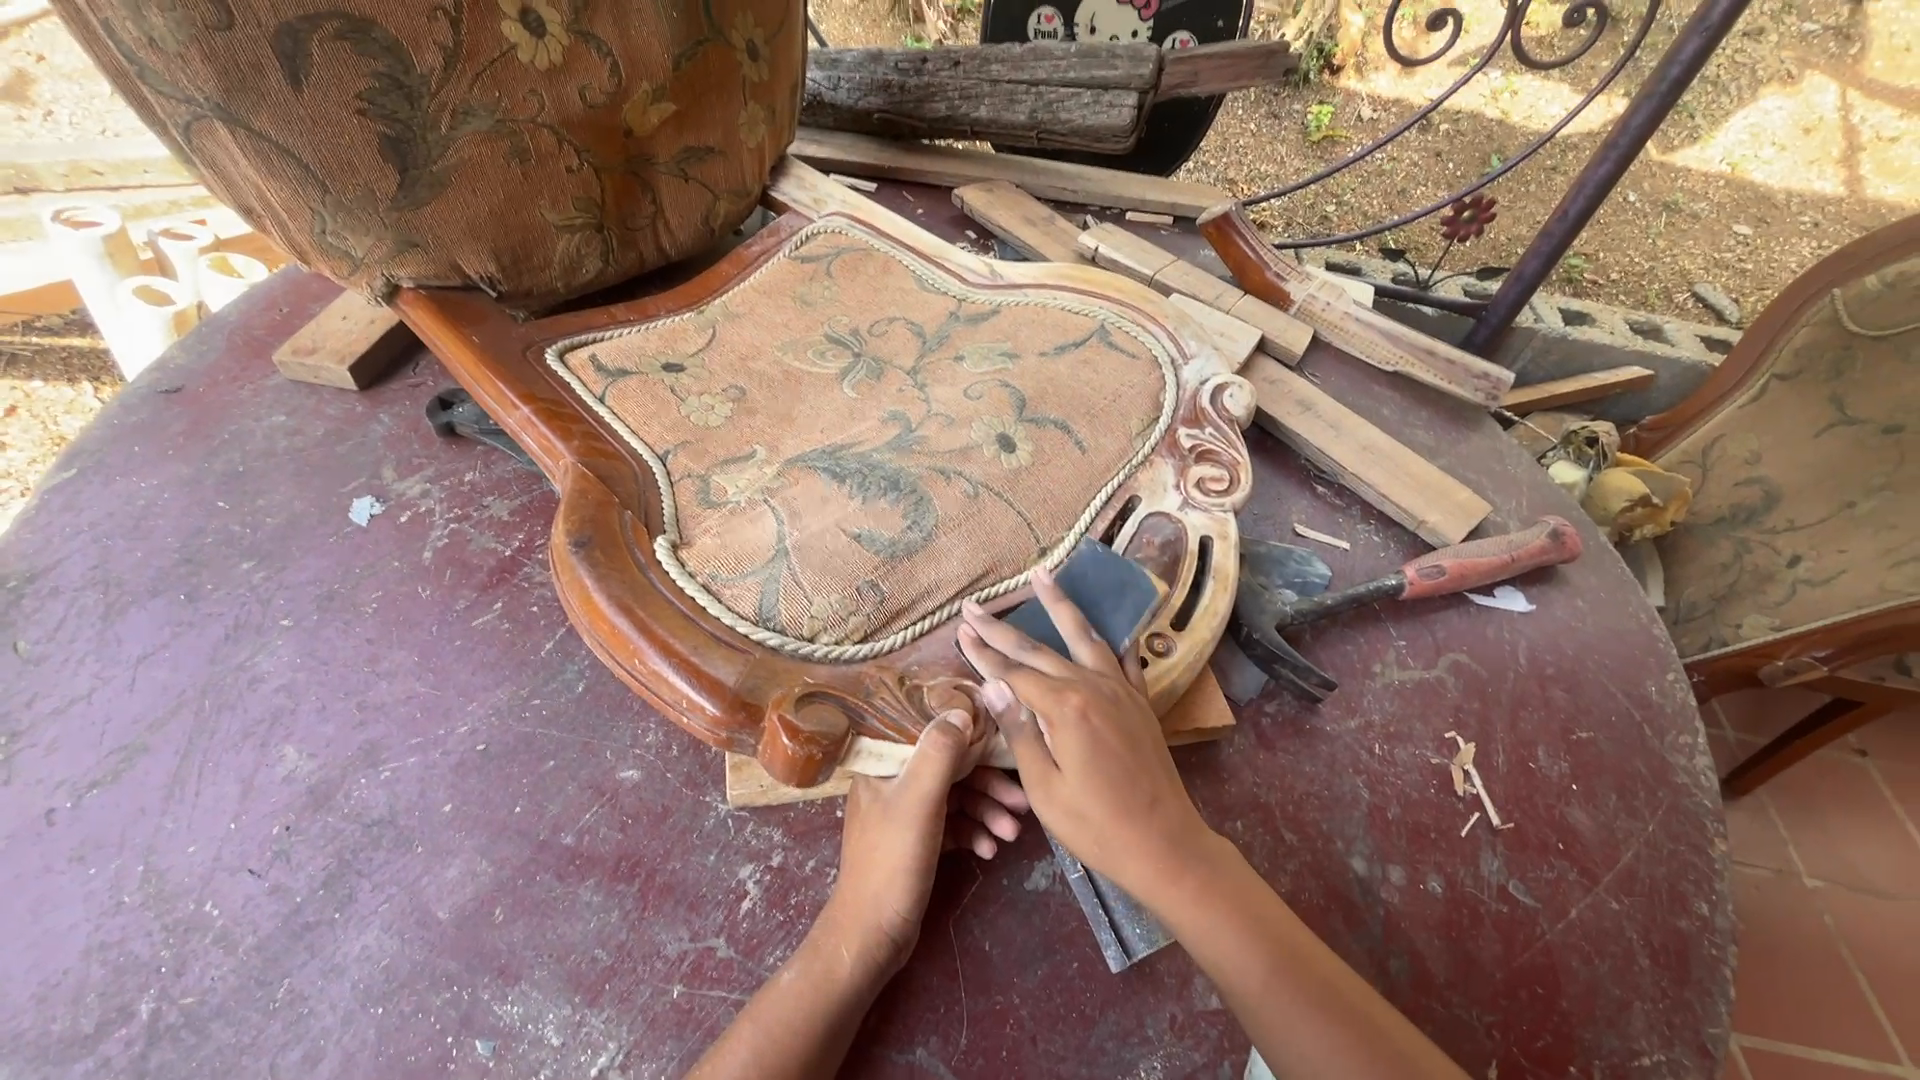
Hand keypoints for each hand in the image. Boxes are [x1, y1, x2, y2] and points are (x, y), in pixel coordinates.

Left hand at [828, 710, 1029, 974]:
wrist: (873, 934)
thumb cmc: (892, 861)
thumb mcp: (919, 800)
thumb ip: (940, 753)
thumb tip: (962, 710)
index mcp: (883, 763)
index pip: (929, 731)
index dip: (967, 732)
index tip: (1001, 739)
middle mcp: (892, 781)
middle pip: (950, 767)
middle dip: (988, 785)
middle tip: (1022, 803)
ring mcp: (905, 811)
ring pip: (956, 797)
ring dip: (987, 812)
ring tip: (1011, 835)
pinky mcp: (917, 840)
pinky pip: (952, 824)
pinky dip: (973, 832)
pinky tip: (989, 851)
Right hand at [957, 568, 1214, 899]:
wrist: (1164, 843)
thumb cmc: (1095, 825)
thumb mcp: (1043, 787)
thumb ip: (1019, 730)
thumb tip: (993, 684)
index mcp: (1064, 707)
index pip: (1013, 672)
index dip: (983, 652)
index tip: (961, 629)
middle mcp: (1093, 686)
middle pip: (1039, 649)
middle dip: (1003, 627)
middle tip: (975, 605)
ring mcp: (1121, 690)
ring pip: (1084, 636)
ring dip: (1060, 605)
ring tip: (1042, 575)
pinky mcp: (1140, 702)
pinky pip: (1122, 658)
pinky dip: (1107, 638)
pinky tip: (1102, 627)